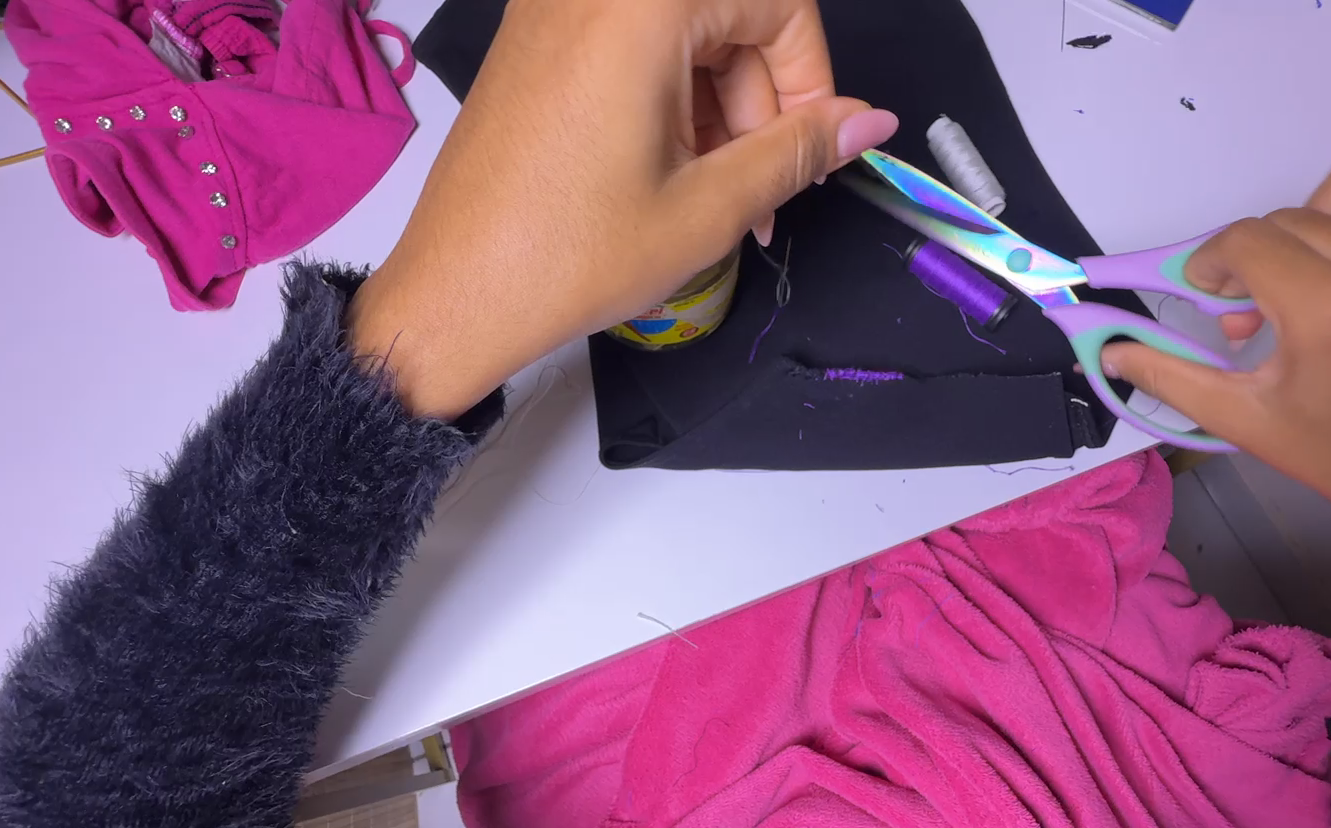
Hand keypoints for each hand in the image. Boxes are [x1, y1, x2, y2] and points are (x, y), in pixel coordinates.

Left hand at [348, 0, 897, 417]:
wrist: (460, 294)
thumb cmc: (575, 256)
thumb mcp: (706, 209)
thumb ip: (796, 153)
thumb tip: (870, 122)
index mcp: (644, 0)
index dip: (812, 80)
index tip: (809, 155)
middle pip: (728, 16)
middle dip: (761, 107)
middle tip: (760, 198)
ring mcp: (557, 9)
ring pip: (682, 39)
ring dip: (717, 116)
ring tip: (711, 203)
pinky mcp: (538, 45)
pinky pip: (632, 53)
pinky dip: (668, 108)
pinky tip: (665, 179)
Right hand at [1104, 144, 1330, 571]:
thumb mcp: (1238, 419)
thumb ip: (1166, 376)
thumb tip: (1109, 353)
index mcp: (1329, 311)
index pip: (1250, 239)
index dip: (1210, 260)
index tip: (1203, 294)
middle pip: (1290, 216)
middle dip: (1250, 254)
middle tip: (1244, 309)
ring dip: (1310, 217)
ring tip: (1302, 274)